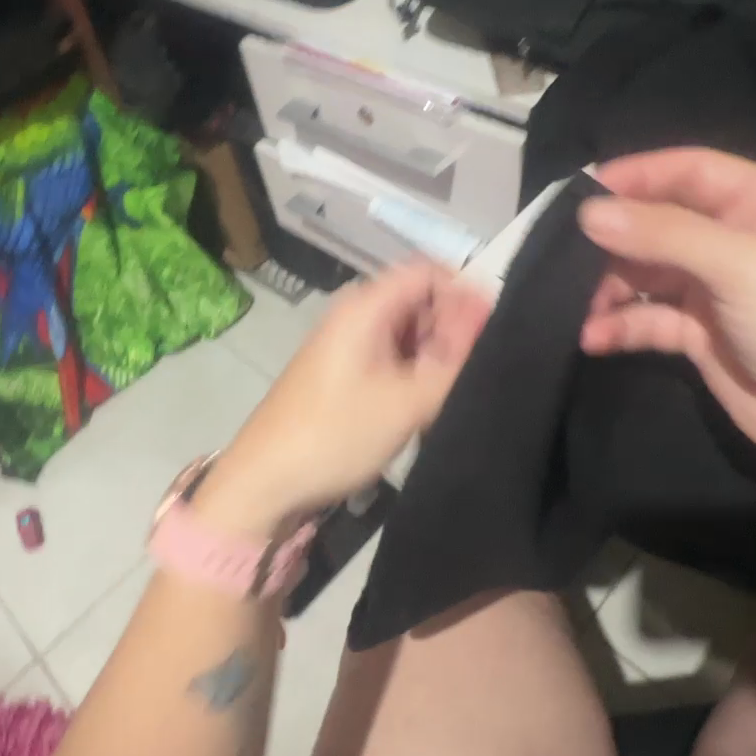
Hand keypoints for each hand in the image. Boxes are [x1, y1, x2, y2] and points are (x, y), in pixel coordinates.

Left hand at [194, 261, 491, 535]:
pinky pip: (391, 359)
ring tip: (456, 391)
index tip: (491, 333)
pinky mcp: (344, 376)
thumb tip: (487, 324)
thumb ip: (453, 362)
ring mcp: (347, 347)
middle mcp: (355, 317)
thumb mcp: (405, 403)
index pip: (429, 272)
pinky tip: (428, 405)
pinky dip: (415, 374)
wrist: (264, 482)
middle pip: (419, 301)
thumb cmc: (333, 435)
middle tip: (477, 370)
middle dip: (452, 329)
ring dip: (435, 356)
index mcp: (365, 308)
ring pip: (407, 334)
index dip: (464, 294)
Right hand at [577, 148, 755, 475]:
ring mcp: (720, 292)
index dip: (637, 175)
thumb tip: (588, 210)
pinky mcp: (703, 337)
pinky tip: (594, 339)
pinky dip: (621, 326)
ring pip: (649, 273)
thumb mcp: (744, 267)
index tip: (580, 190)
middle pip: (662, 223)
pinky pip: (650, 320)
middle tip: (563, 254)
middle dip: (615, 238)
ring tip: (580, 307)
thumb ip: (664, 234)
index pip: (692, 171)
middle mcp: (741, 242)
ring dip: (610, 287)